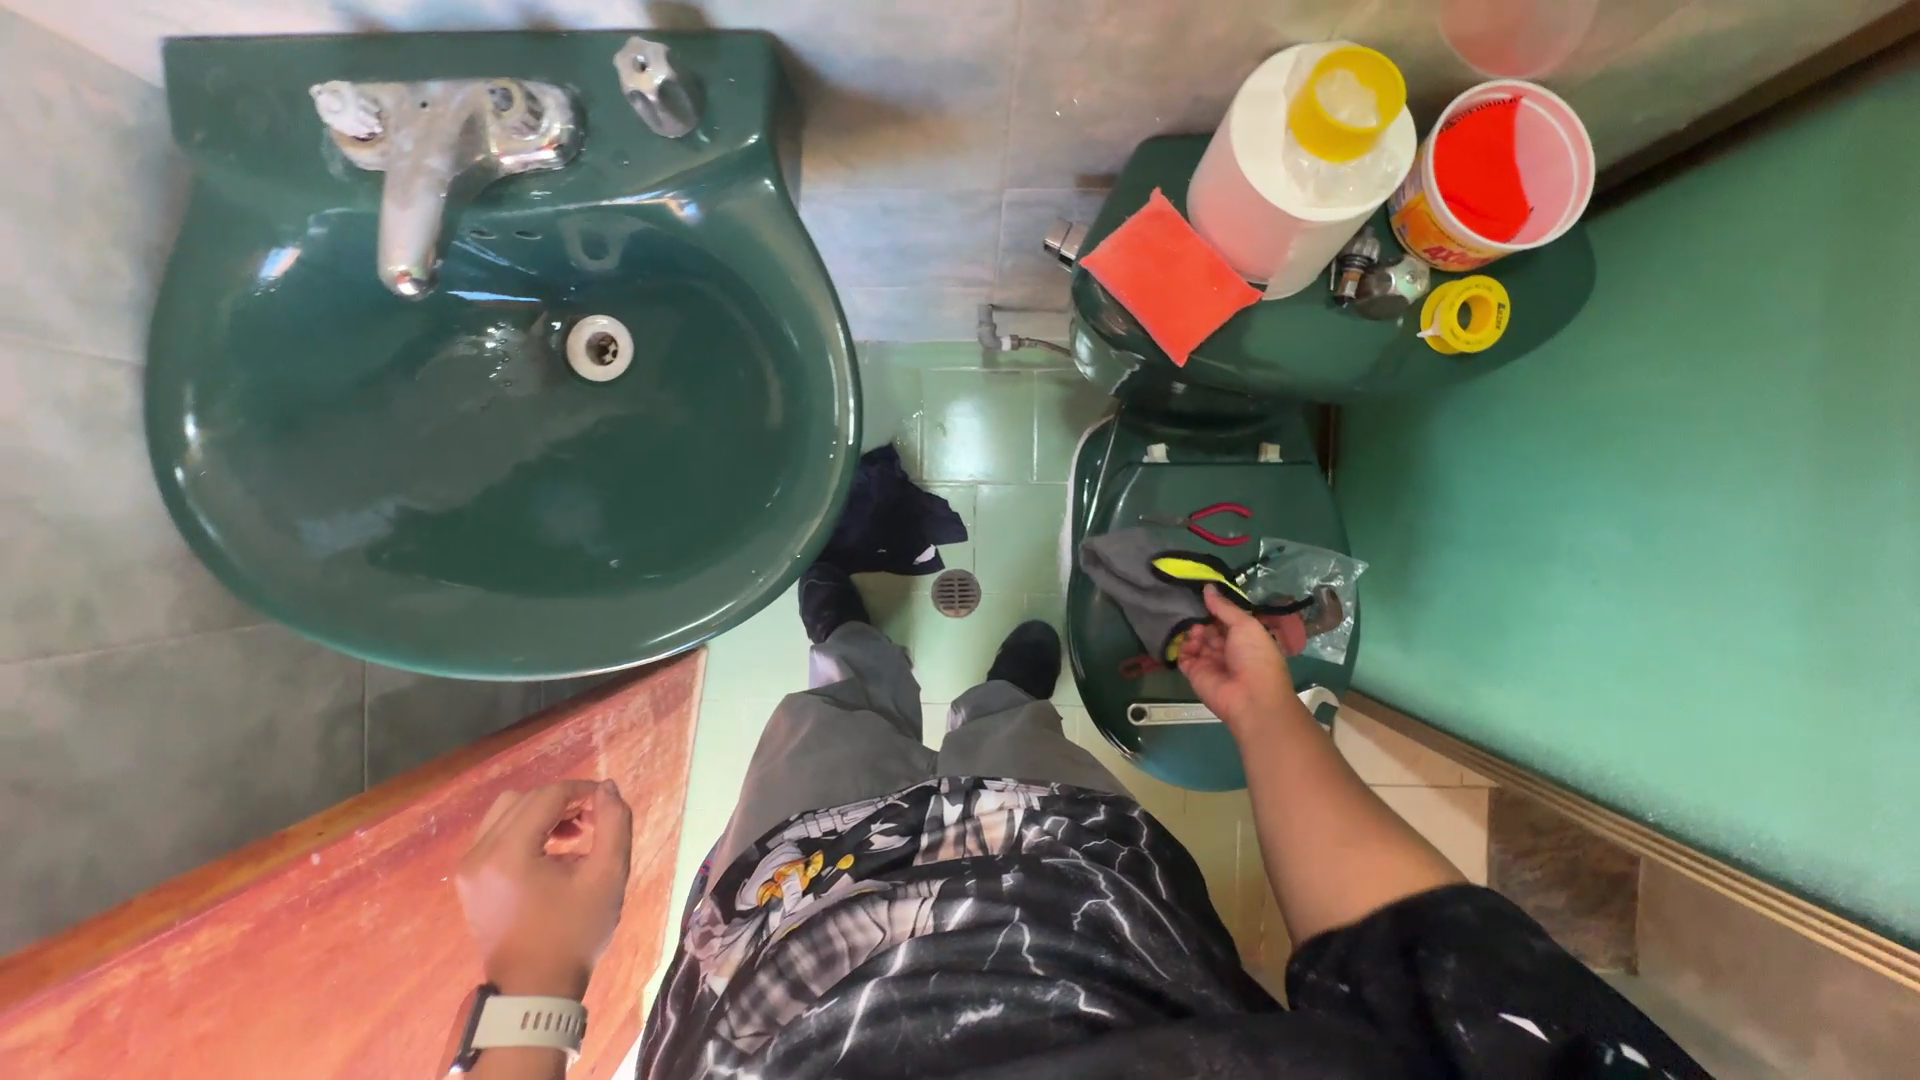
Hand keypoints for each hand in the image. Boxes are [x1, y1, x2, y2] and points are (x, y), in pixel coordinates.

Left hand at [456, 780, 632, 998]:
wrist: (535, 989)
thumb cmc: (575, 932)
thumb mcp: (608, 874)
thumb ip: (614, 822)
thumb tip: (607, 787)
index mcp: (509, 852)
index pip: (548, 795)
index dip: (583, 791)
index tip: (607, 807)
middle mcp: (480, 854)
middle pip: (525, 798)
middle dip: (564, 801)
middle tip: (593, 821)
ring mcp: (469, 868)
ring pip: (507, 812)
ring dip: (543, 813)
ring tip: (574, 835)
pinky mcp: (469, 880)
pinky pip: (496, 834)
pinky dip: (526, 829)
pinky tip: (552, 851)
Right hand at [1177, 586, 1297, 733]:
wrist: (1250, 696)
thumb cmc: (1255, 656)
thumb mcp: (1245, 625)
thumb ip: (1224, 607)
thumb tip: (1207, 587)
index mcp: (1244, 637)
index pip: (1225, 619)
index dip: (1215, 608)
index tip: (1200, 592)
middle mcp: (1227, 649)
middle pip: (1208, 629)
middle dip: (1201, 619)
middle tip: (1192, 609)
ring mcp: (1210, 662)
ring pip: (1195, 641)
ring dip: (1193, 632)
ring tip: (1196, 630)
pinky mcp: (1194, 673)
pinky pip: (1183, 657)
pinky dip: (1183, 648)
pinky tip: (1189, 643)